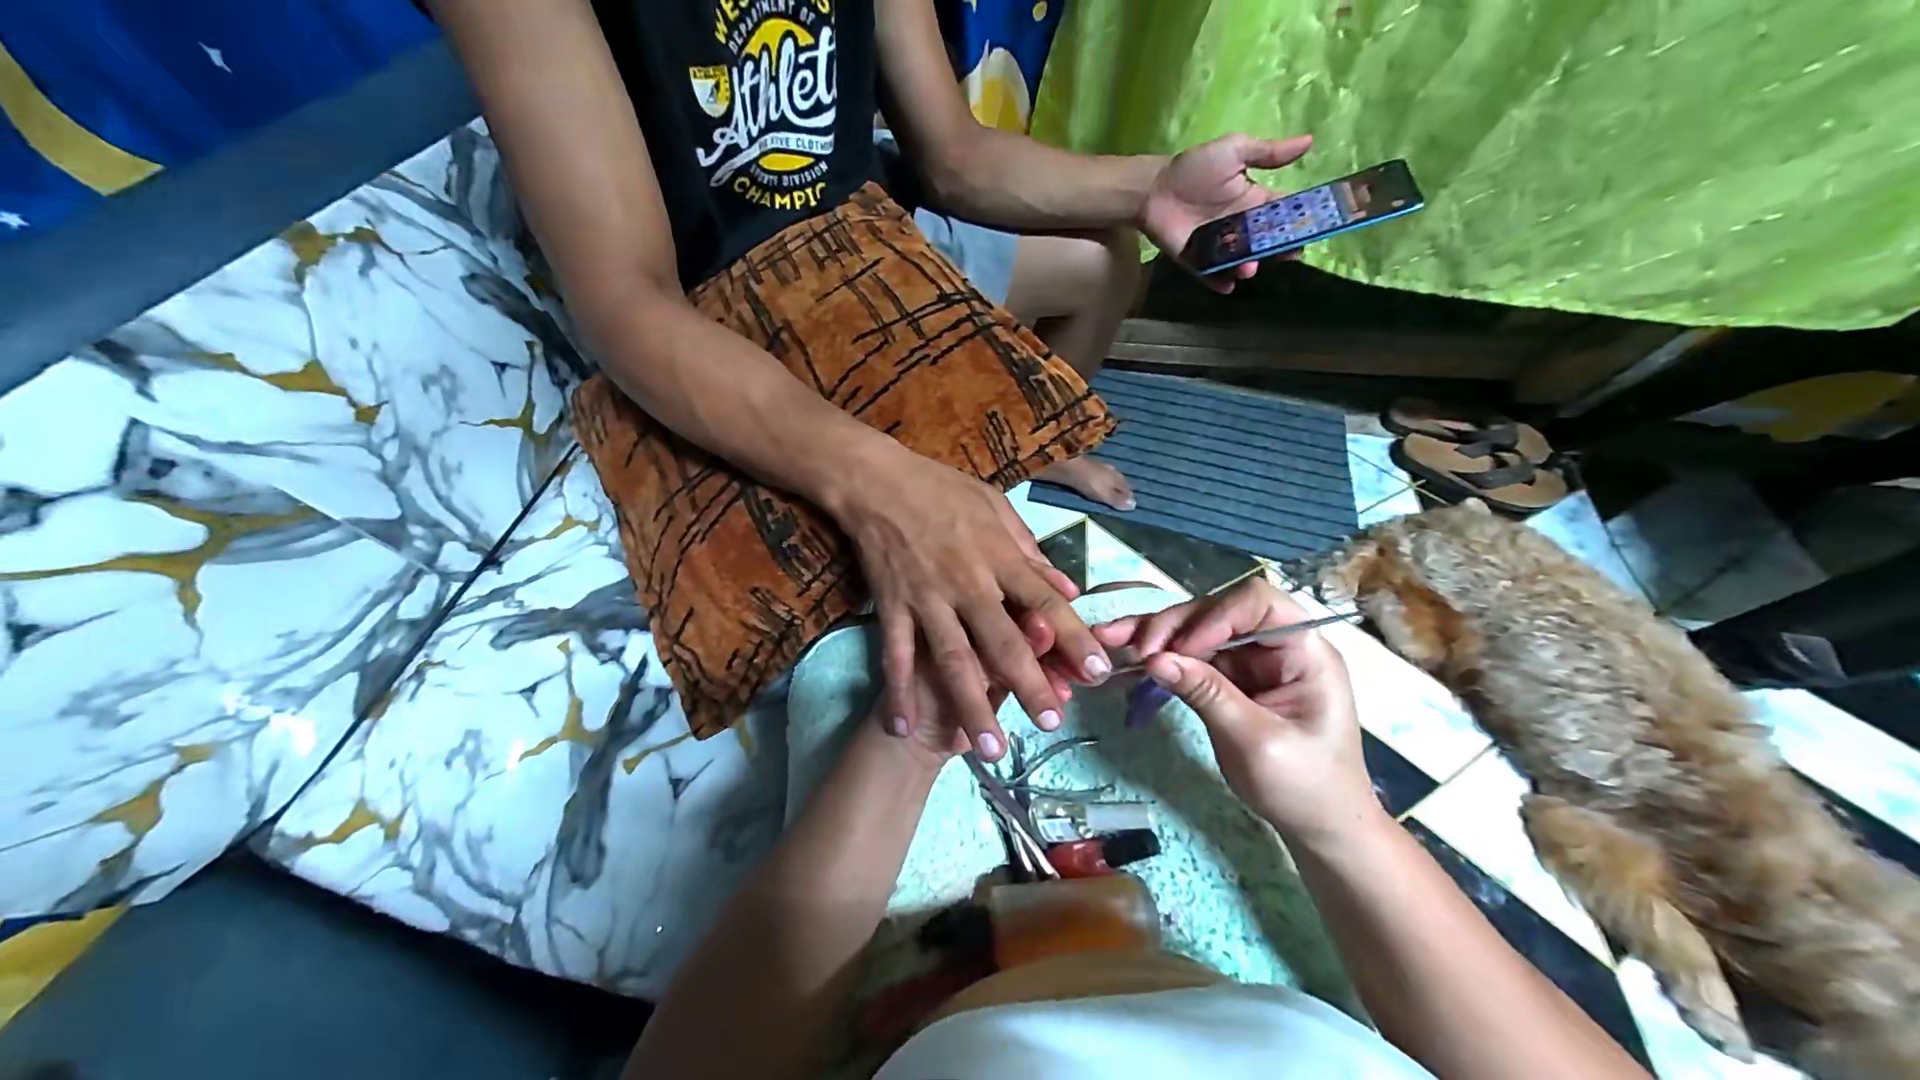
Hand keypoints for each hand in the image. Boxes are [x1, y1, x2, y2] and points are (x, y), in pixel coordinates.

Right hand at [842, 450, 1110, 761]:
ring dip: (972, 706)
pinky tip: (904, 728)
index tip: (1098, 673)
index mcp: (998, 557)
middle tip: (1051, 722)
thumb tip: (1068, 587)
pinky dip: (899, 692)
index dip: (1074, 638)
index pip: (1045, 602)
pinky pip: (895, 656)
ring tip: (990, 749)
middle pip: (1004, 642)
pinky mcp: (891, 607)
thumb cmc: (940, 488)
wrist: (876, 480)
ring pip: (953, 661)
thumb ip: (1030, 551)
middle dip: (1030, 684)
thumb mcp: (995, 505)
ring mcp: (926, 599)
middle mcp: (967, 584)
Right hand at [1093, 576, 1379, 845]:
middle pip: (1217, 611)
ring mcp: (1250, 660)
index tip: (1182, 648)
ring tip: (1112, 637)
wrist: (1318, 826)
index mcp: (1304, 652)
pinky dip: (1158, 655)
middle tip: (1136, 650)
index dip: (1215, 616)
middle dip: (1173, 625)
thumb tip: (1155, 660)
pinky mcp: (1229, 677)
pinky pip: (1189, 655)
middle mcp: (1275, 645)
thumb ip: (1207, 694)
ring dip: (1154, 633)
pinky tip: (1124, 652)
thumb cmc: (1303, 787)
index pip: (1258, 604)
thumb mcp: (1254, 742)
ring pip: (1195, 629)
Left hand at [1138, 133, 1313, 293]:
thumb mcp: (1234, 150)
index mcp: (1252, 200)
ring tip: (1249, 267)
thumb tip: (1309, 142)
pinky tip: (1228, 286)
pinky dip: (1218, 281)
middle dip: (1278, 249)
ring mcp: (1218, 244)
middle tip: (1290, 254)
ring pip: (1239, 259)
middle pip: (1265, 241)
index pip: (1281, 213)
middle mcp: (1239, 225)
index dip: (1298, 220)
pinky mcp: (1196, 259)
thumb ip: (1269, 152)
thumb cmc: (1194, 167)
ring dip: (1247, 265)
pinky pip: (1210, 274)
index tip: (1314, 227)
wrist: (1154, 188)